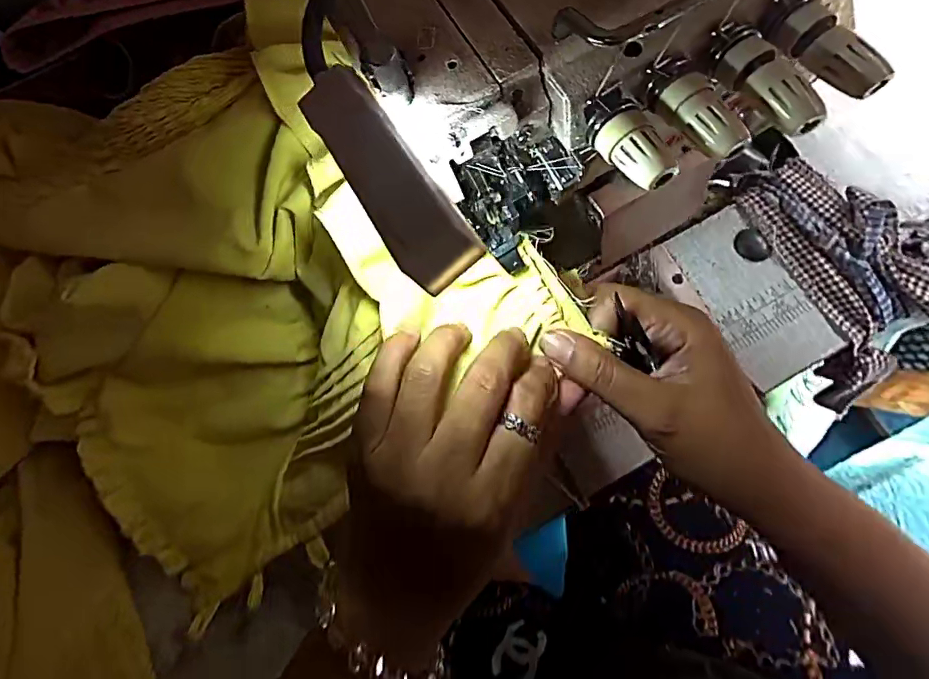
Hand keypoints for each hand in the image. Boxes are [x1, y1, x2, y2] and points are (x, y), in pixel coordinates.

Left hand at [336, 325, 563, 668]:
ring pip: (425, 374)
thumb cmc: (463, 559)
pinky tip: (414, 337)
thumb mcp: (514, 512)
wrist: (389, 597)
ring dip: (449, 339)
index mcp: (487, 501)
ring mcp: (394, 458)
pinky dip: (396, 350)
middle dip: (505, 350)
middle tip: (513, 339)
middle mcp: (441, 475)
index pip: (523, 417)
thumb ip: (542, 445)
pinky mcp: (361, 448)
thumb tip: (568, 382)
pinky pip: (377, 384)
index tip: (542, 363)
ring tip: (463, 331)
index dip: (538, 378)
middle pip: (480, 388)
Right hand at [539, 284, 797, 515]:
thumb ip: (602, 373)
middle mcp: (677, 325)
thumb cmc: (714, 446)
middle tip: (564, 380)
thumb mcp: (652, 410)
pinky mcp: (672, 370)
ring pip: (621, 339)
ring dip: (596, 362)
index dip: (588, 323)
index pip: (616, 298)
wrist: (761, 487)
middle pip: (615, 316)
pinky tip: (597, 394)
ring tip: (576, 391)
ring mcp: (676, 348)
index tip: (568, 360)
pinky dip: (611, 374)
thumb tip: (552, 340)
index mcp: (680, 322)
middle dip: (586, 344)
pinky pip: (632, 358)